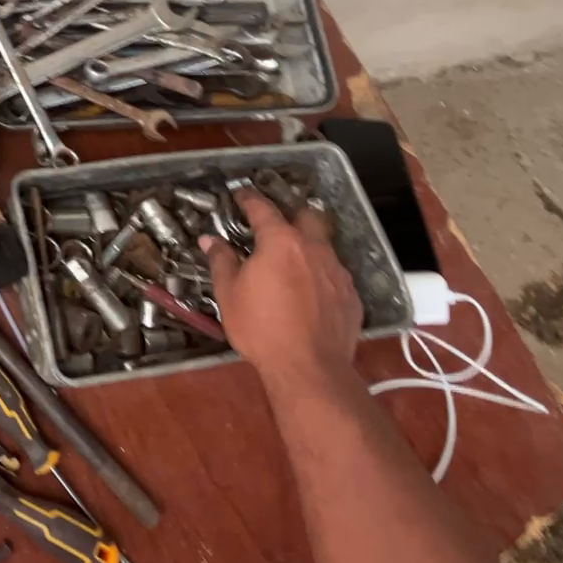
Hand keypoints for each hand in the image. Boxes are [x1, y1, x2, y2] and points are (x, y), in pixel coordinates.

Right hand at [202, 188, 362, 391]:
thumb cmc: (260, 327)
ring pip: (324, 246)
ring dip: (307, 247)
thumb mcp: (229, 293)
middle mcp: (314, 249)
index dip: (250, 199)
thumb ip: (222, 261)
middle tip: (275, 225)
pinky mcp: (351, 296)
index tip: (242, 194)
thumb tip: (212, 240)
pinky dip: (319, 275)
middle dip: (292, 214)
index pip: (264, 209)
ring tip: (291, 263)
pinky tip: (308, 294)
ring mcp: (337, 272)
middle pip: (308, 216)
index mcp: (281, 242)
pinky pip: (334, 274)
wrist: (309, 368)